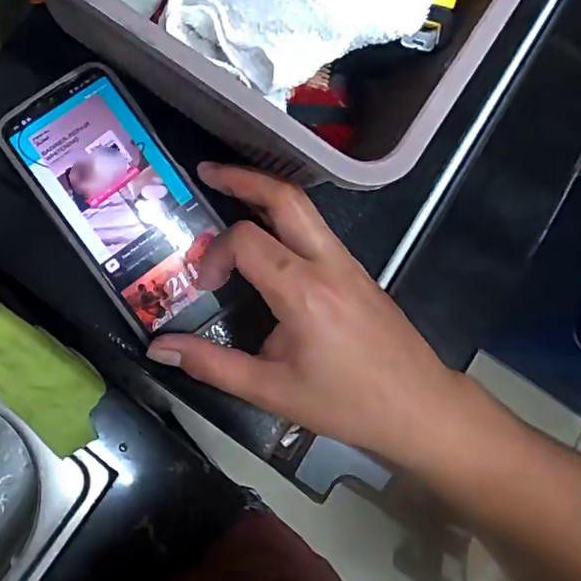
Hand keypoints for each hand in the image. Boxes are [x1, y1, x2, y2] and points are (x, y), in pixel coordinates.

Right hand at [148, 164, 477, 466]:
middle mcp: (327, 263)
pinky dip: (284, 217)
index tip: (206, 285)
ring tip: (230, 190)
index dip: (214, 254)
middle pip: (285, 198)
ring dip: (265, 192)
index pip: (246, 240)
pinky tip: (266, 236)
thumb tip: (160, 349)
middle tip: (207, 171)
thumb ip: (210, 365)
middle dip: (242, 177)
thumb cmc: (345, 403)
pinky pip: (316, 228)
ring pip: (304, 208)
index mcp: (304, 291)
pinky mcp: (356, 270)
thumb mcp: (270, 390)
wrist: (420, 408)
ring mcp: (347, 262)